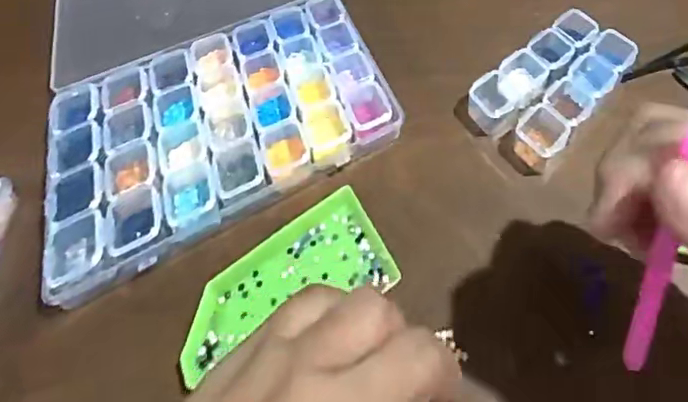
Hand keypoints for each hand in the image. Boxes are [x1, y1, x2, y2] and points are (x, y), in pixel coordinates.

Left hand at [190, 286, 461, 401]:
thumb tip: (430, 401)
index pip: (421, 359)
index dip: (447, 380)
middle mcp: (308, 367)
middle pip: (383, 313)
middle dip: (409, 348)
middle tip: (408, 389)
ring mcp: (269, 348)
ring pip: (343, 296)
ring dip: (368, 325)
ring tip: (368, 363)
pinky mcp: (240, 347)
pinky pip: (300, 303)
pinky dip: (326, 315)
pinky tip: (327, 347)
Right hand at [591, 104, 687, 401]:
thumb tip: (660, 175)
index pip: (672, 136)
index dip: (627, 172)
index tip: (607, 235)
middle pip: (668, 131)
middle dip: (626, 171)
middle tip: (616, 237)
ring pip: (678, 153)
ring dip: (642, 185)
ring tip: (633, 242)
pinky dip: (667, 204)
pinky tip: (666, 240)